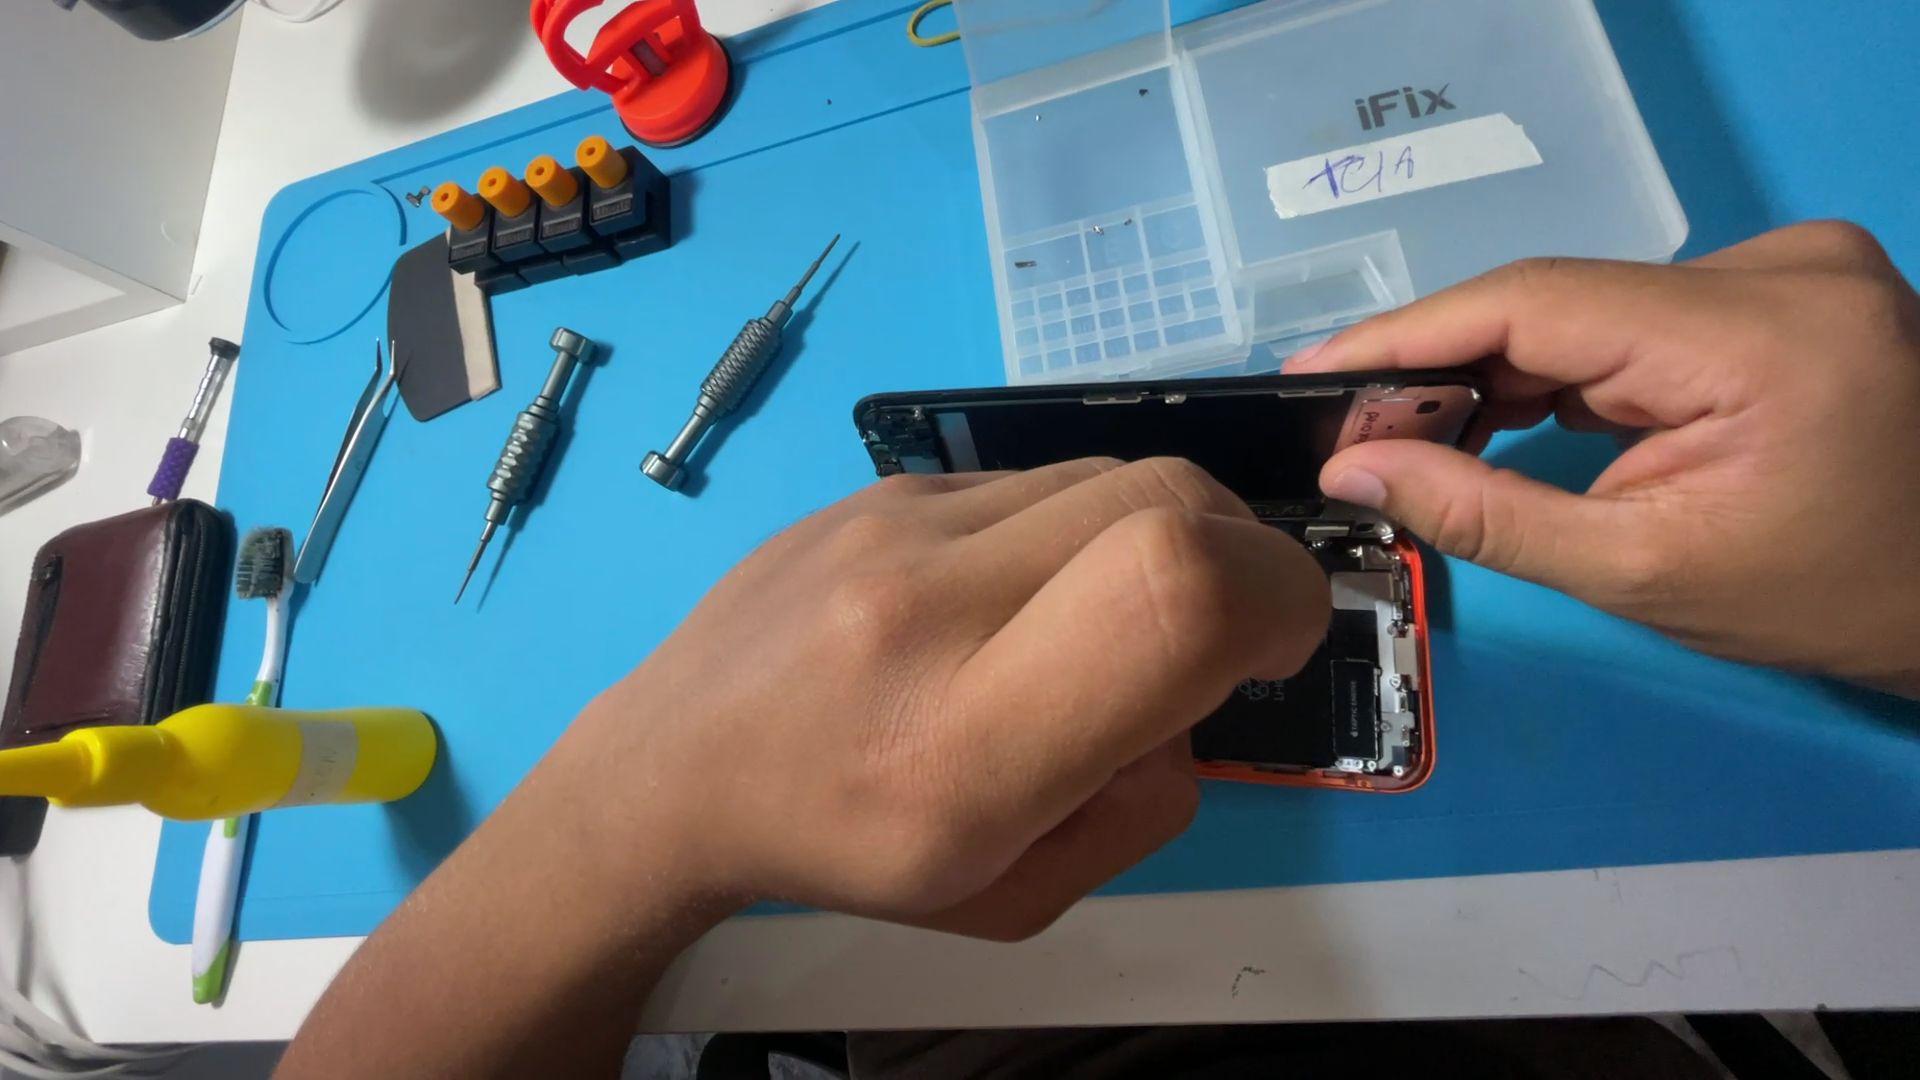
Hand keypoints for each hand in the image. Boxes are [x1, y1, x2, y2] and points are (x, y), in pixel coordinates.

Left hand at [555, 457, 1329, 938]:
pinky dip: (1078, 523)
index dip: (1271, 595)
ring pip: (1104, 474)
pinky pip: (1033, 478)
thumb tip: (1192, 686)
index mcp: (963, 742)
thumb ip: (1144, 799)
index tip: (1274, 641)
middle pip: (1159, 498)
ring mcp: (894, 518)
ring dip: (1159, 532)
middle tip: (1216, 622)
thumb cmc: (847, 847)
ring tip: (1106, 606)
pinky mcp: (881, 483)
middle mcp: (926, 599)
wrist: (676, 762)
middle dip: (1240, 552)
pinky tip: (1024, 582)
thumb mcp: (1016, 890)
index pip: (1167, 593)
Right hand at [1289, 221, 1919, 694]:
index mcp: (1756, 335)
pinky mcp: (1743, 303)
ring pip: (1554, 318)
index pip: (1529, 304)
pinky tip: (1473, 424)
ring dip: (1465, 379)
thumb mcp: (1628, 567)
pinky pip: (1590, 330)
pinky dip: (1518, 381)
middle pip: (1535, 308)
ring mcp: (1759, 280)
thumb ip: (1475, 514)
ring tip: (1394, 438)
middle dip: (1423, 370)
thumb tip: (1348, 468)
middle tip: (1339, 425)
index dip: (1400, 336)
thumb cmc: (1822, 596)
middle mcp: (1764, 274)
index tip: (1308, 371)